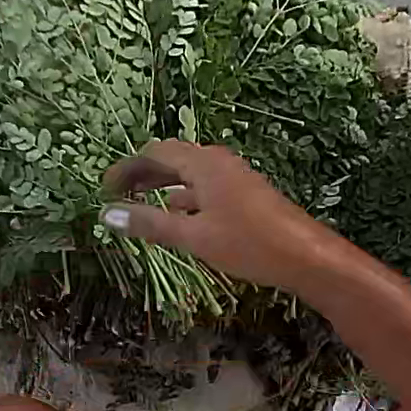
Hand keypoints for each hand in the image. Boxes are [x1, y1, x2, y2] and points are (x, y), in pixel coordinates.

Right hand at [101, 140, 353, 293]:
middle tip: (118, 193)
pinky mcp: (246, 194)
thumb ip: (150, 224)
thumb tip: (107, 214)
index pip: (155, 153)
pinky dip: (187, 197)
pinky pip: (207, 188)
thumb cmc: (248, 244)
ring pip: (191, 174)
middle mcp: (219, 162)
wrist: (305, 256)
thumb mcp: (194, 236)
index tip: (104, 187)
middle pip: (173, 159)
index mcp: (204, 163)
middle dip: (143, 174)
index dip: (127, 168)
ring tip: (142, 202)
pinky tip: (181, 215)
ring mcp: (235, 177)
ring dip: (164, 185)